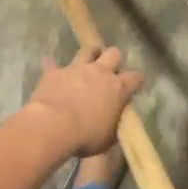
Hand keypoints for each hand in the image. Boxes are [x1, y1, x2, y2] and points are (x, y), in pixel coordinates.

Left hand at [23, 46, 143, 156]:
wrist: (53, 125)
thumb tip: (114, 118)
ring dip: (90, 53)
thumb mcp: (108, 137)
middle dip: (114, 58)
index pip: (135, 77)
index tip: (135, 83)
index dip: (136, 79)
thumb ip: (114, 122)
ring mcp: (76, 69)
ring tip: (89, 56)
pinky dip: (53, 66)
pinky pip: (53, 64)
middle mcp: (99, 72)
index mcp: (117, 89)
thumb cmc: (86, 136)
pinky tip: (51, 67)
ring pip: (87, 51)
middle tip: (111, 66)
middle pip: (113, 54)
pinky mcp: (54, 72)